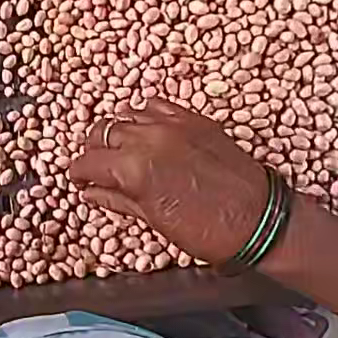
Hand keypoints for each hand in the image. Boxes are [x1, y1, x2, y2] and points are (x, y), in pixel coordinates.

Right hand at [67, 97, 274, 265]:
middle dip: (94, 151)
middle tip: (96, 166)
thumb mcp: (153, 219)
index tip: (78, 179)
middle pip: (102, 133)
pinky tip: (147, 132)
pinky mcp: (193, 120)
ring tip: (121, 149)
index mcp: (133, 168)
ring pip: (126, 116)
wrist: (259, 220)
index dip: (78, 172)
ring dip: (118, 132)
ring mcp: (172, 125)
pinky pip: (156, 107)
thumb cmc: (206, 230)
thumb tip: (91, 192)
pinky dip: (145, 117)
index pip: (88, 162)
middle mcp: (147, 139)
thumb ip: (117, 199)